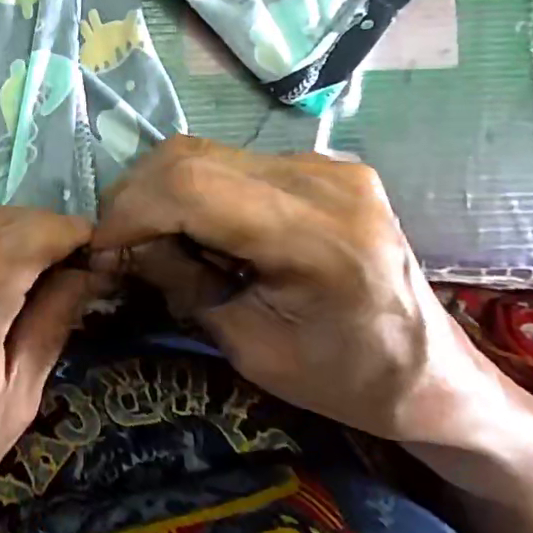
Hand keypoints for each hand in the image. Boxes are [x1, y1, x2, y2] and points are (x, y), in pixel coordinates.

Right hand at [90, 135, 488, 442]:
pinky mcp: (319, 166)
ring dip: (158, 192)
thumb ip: (181, 284)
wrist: (433, 374)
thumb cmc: (345, 380)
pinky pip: (227, 162)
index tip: (99, 251)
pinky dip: (189, 190)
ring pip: (201, 152)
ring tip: (149, 239)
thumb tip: (118, 247)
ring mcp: (325, 165)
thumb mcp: (249, 347)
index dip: (130, 212)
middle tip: (117, 247)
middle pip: (189, 157)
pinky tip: (191, 229)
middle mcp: (323, 180)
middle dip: (134, 199)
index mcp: (318, 235)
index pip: (192, 188)